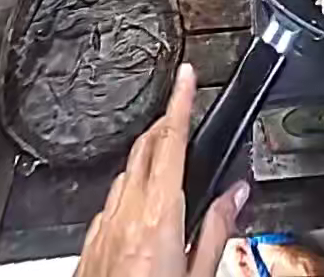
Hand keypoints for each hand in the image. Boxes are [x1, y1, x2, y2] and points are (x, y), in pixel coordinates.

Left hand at [75, 63, 246, 276]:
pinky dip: (130, 191)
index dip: (180, 100)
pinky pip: (111, 203)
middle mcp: (125, 215)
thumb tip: (236, 193)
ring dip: (148, 158)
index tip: (186, 75)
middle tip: (184, 112)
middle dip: (166, 122)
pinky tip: (141, 213)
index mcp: (158, 217)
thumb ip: (217, 229)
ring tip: (170, 166)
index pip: (171, 140)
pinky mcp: (87, 249)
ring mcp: (102, 230)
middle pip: (145, 147)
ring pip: (126, 173)